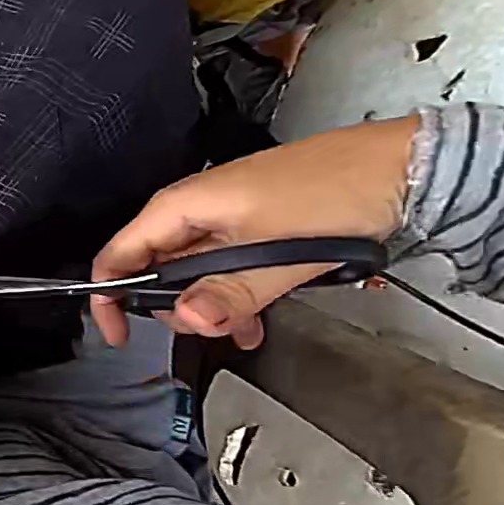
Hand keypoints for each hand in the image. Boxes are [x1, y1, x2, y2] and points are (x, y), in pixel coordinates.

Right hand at [90, 115, 419, 349]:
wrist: (394, 169)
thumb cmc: (335, 191)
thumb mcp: (278, 255)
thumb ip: (228, 292)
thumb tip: (186, 318)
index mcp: (182, 206)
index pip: (118, 255)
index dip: (108, 299)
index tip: (119, 335)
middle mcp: (192, 212)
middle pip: (152, 273)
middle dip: (176, 309)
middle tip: (215, 324)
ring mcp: (217, 221)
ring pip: (188, 278)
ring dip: (210, 308)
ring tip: (246, 324)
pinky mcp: (242, 229)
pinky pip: (218, 271)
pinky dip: (230, 299)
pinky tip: (256, 317)